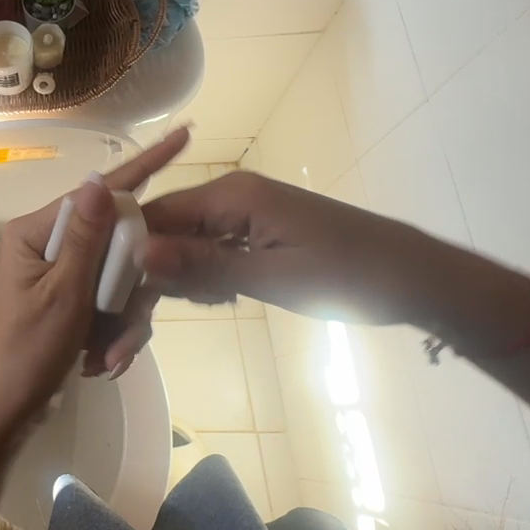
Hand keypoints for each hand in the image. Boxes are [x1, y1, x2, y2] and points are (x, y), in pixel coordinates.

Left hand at [0, 129, 186, 441]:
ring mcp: (58, 275)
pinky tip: (100, 364)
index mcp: (35, 233)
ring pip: (117, 280)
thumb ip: (87, 239)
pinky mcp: (68, 302)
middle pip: (115, 245)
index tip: (184, 136)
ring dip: (120, 324)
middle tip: (125, 334)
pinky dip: (112, 337)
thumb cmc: (26, 353)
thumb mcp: (63, 296)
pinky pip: (107, 305)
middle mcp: (45, 245)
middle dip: (131, 293)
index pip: (97, 194)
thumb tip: (101, 180)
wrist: (4, 412)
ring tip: (105, 360)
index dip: (143, 168)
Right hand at [139, 171, 529, 344]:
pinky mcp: (254, 232)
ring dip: (175, 283)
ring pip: (182, 246)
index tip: (108, 301)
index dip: (125, 256)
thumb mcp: (274, 276)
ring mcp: (242, 214)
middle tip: (139, 334)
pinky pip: (207, 251)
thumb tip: (139, 255)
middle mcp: (228, 196)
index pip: (152, 216)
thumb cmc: (351, 277)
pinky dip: (201, 279)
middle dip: (149, 279)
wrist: (421, 280)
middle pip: (163, 233)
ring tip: (191, 315)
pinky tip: (218, 298)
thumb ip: (203, 265)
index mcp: (230, 195)